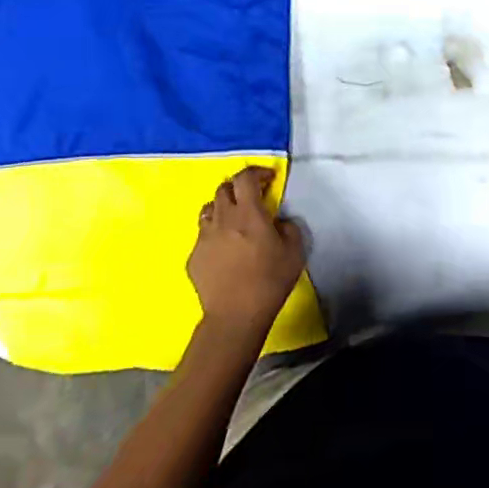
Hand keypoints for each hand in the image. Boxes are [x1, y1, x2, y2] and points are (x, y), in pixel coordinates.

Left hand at [188, 167, 306, 338]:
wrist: (235, 315)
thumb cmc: (270, 280)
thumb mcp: (295, 251)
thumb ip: (289, 227)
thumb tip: (278, 221)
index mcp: (248, 213)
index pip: (246, 177)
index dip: (257, 172)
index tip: (268, 179)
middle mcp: (222, 218)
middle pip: (224, 188)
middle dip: (238, 188)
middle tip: (251, 199)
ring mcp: (204, 237)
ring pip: (209, 210)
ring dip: (223, 209)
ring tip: (234, 222)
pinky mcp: (193, 257)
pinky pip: (203, 237)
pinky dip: (215, 236)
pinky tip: (225, 252)